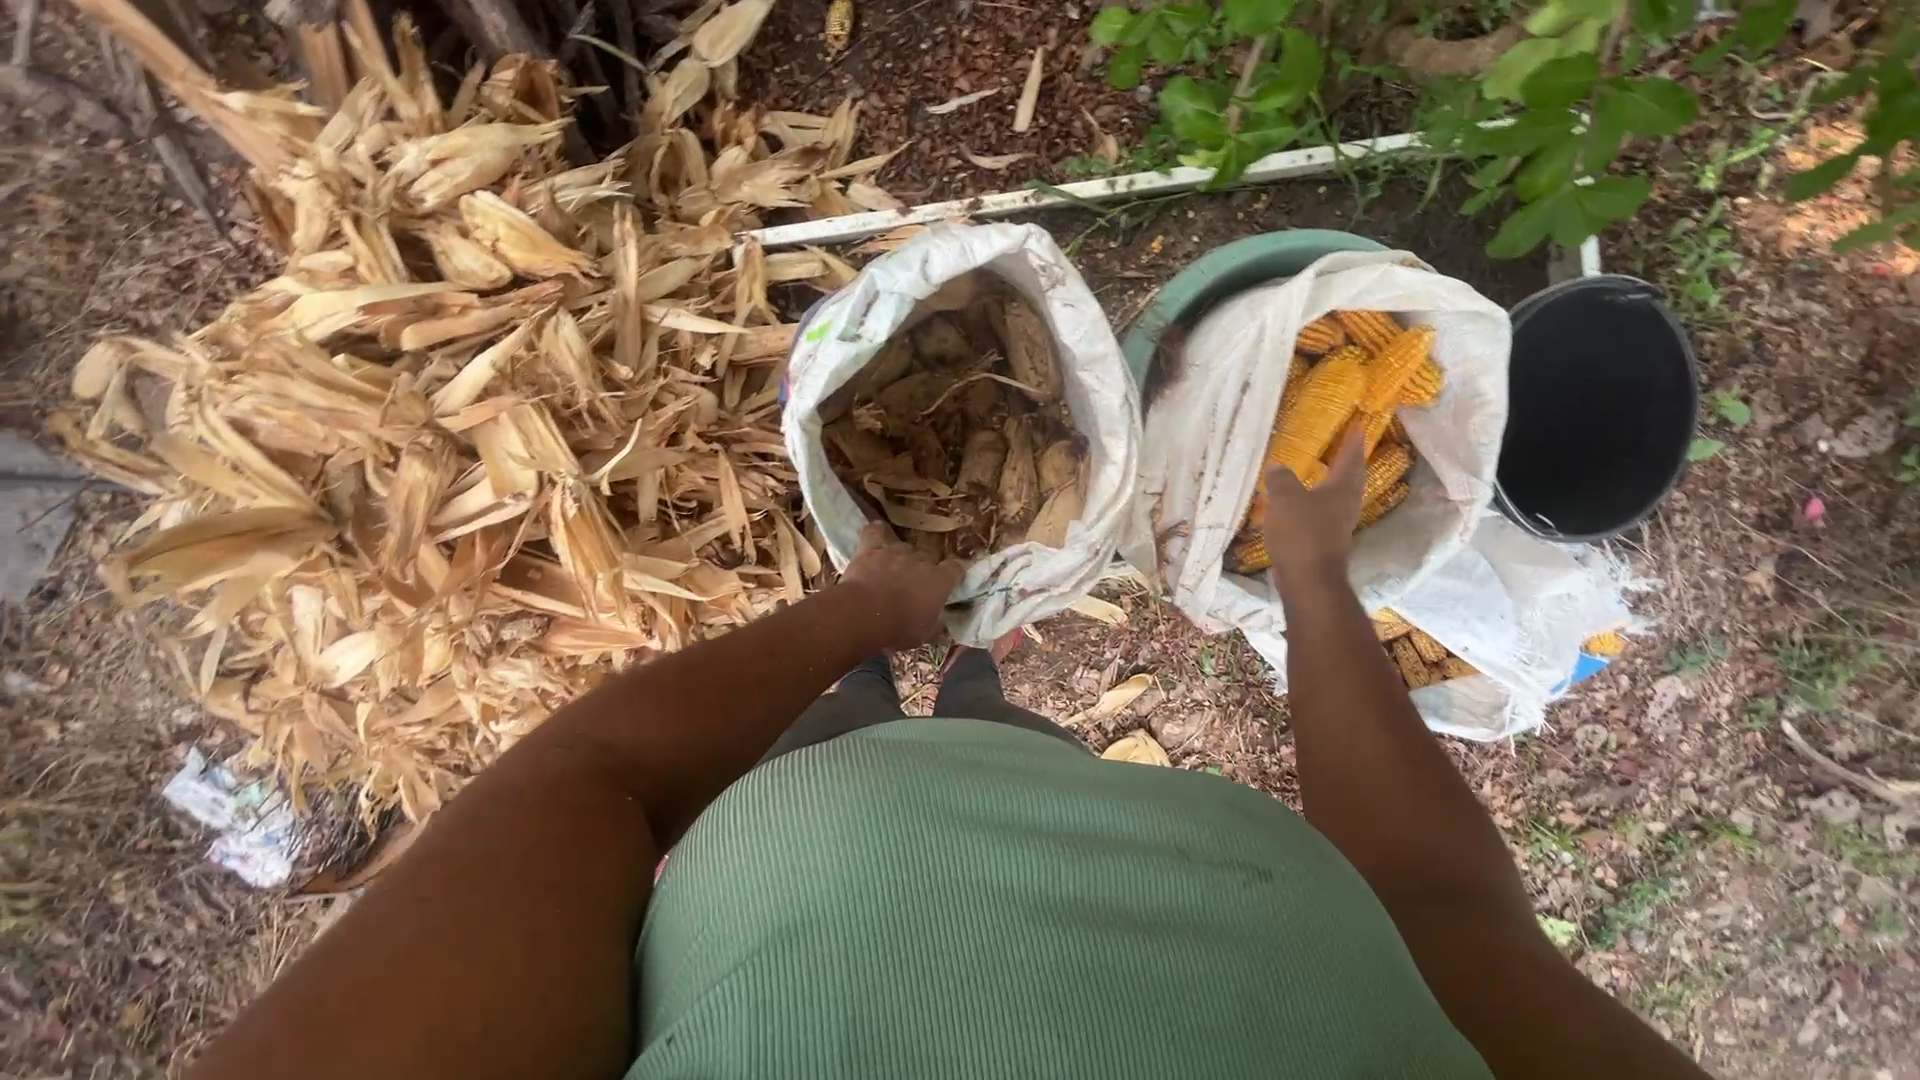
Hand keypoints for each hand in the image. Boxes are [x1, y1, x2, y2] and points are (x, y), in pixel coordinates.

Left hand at [838, 521, 965, 651]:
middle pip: (927, 557)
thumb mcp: (923, 635)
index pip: (955, 568)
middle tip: (912, 584)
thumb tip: (943, 628)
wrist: (864, 615)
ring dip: (900, 557)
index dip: (953, 571)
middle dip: (922, 568)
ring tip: (891, 570)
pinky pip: (876, 532)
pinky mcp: (871, 548)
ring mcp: (896, 551)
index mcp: (940, 581)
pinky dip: (877, 532)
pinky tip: (877, 533)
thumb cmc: (899, 628)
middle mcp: (922, 560)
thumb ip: (936, 627)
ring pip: (904, 547)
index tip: (950, 577)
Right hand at [1261, 423, 1365, 592]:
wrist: (1308, 579)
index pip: (1350, 459)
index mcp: (1341, 489)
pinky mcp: (1327, 541)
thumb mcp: (1285, 499)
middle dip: (1348, 462)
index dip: (1353, 442)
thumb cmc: (1301, 533)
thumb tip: (1277, 466)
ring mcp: (1338, 525)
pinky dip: (1317, 503)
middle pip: (1352, 478)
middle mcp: (1346, 505)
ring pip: (1340, 497)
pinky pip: (1325, 514)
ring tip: (1322, 473)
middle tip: (1343, 447)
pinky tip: (1305, 504)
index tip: (1358, 426)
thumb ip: (1281, 479)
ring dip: (1334, 484)